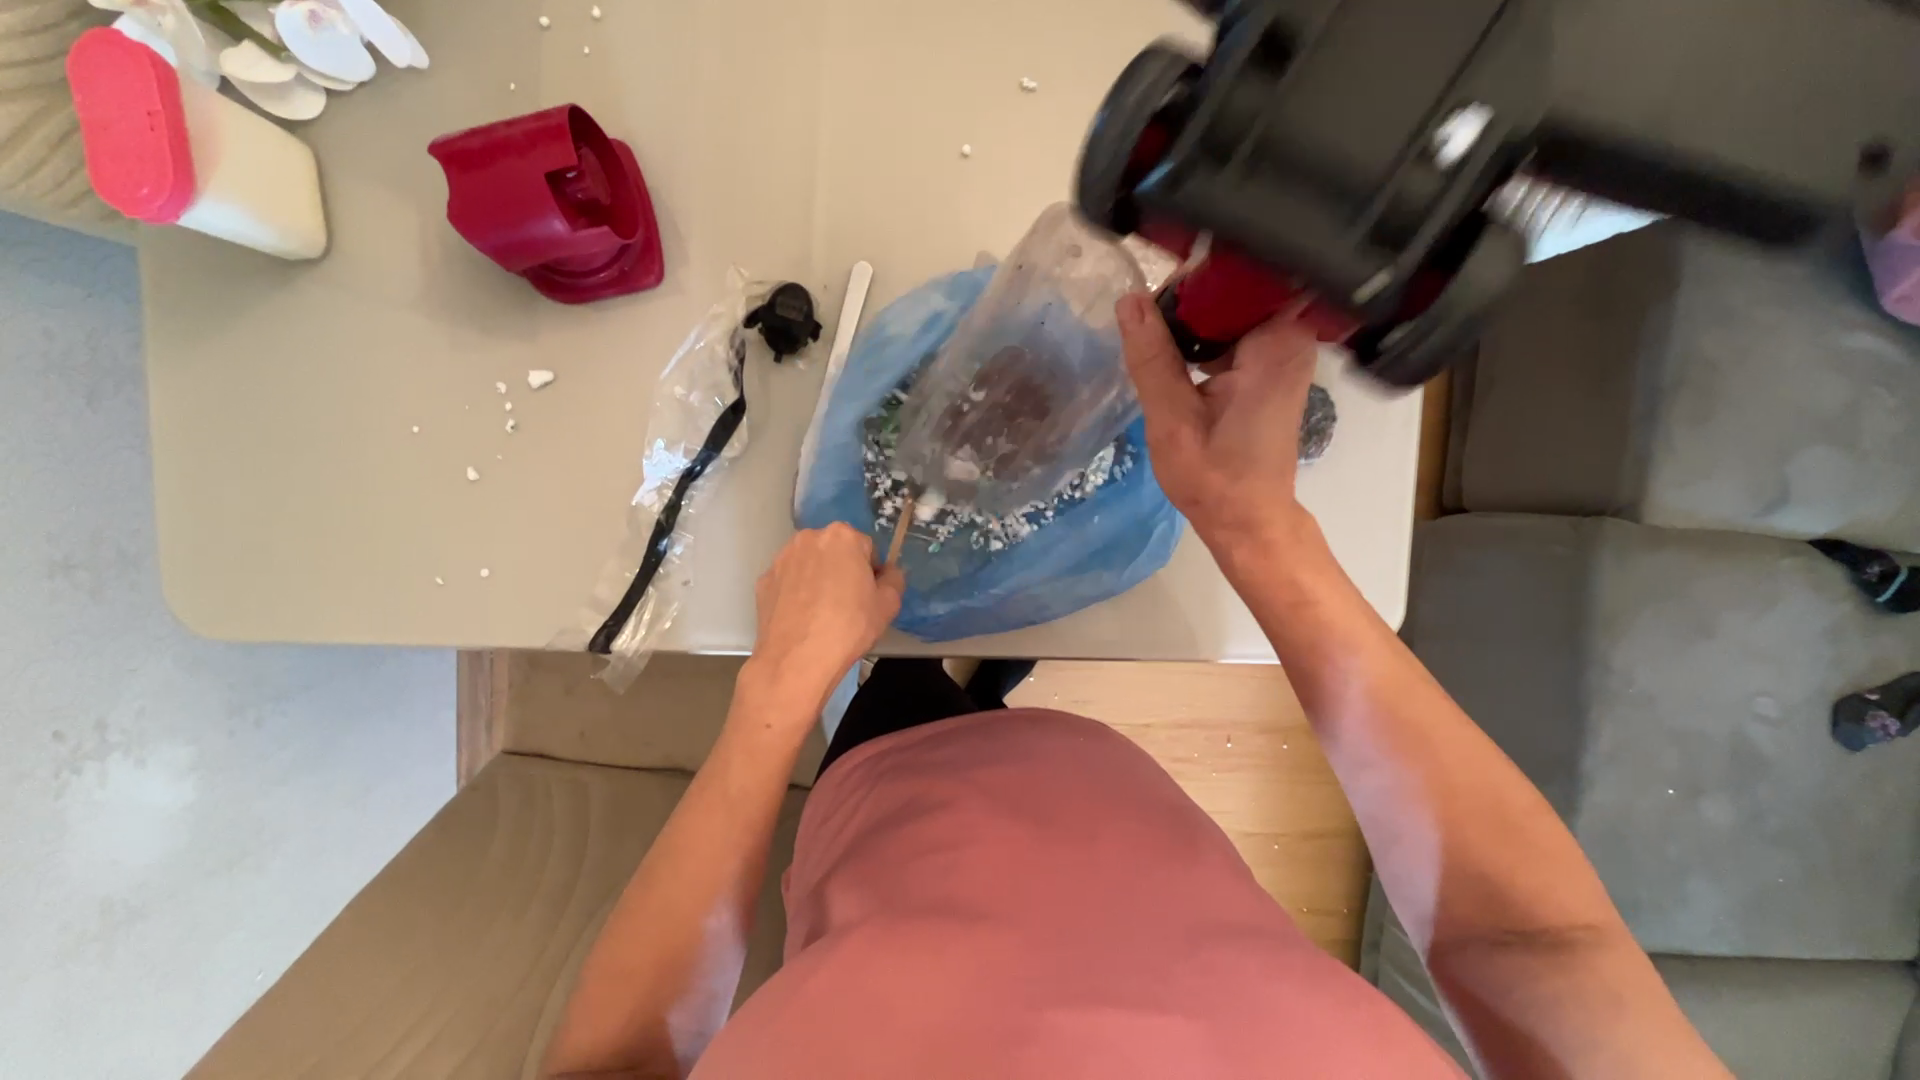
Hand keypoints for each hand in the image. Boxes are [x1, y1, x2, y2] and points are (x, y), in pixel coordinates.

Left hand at [741, 525, 904, 718]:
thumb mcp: (888, 605)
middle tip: (848, 603)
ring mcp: (782, 559)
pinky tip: (802, 618)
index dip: (871, 572)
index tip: (869, 595)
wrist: (796, 659)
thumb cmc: (849, 627)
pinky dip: (796, 593)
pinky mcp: (764, 580)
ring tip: (822, 612)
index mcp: (843, 536)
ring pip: (809, 564)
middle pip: (834, 551)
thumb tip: (887, 573)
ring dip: (818, 579)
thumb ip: (894, 580)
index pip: (866, 548)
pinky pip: (788, 582)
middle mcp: (809, 538)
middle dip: (842, 570)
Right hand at [1117, 292, 1321, 561]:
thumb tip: (1130, 299)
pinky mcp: (1275, 364)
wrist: (1246, 518)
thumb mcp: (1172, 417)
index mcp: (1277, 342)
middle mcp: (1293, 336)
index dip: (1191, 279)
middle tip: (1147, 315)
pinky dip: (1206, 338)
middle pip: (1235, 290)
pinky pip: (1236, 331)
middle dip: (1189, 299)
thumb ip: (1153, 356)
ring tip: (1156, 332)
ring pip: (1232, 310)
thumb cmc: (1213, 477)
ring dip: (1194, 320)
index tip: (1154, 293)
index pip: (1234, 279)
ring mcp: (1287, 349)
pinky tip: (1177, 353)